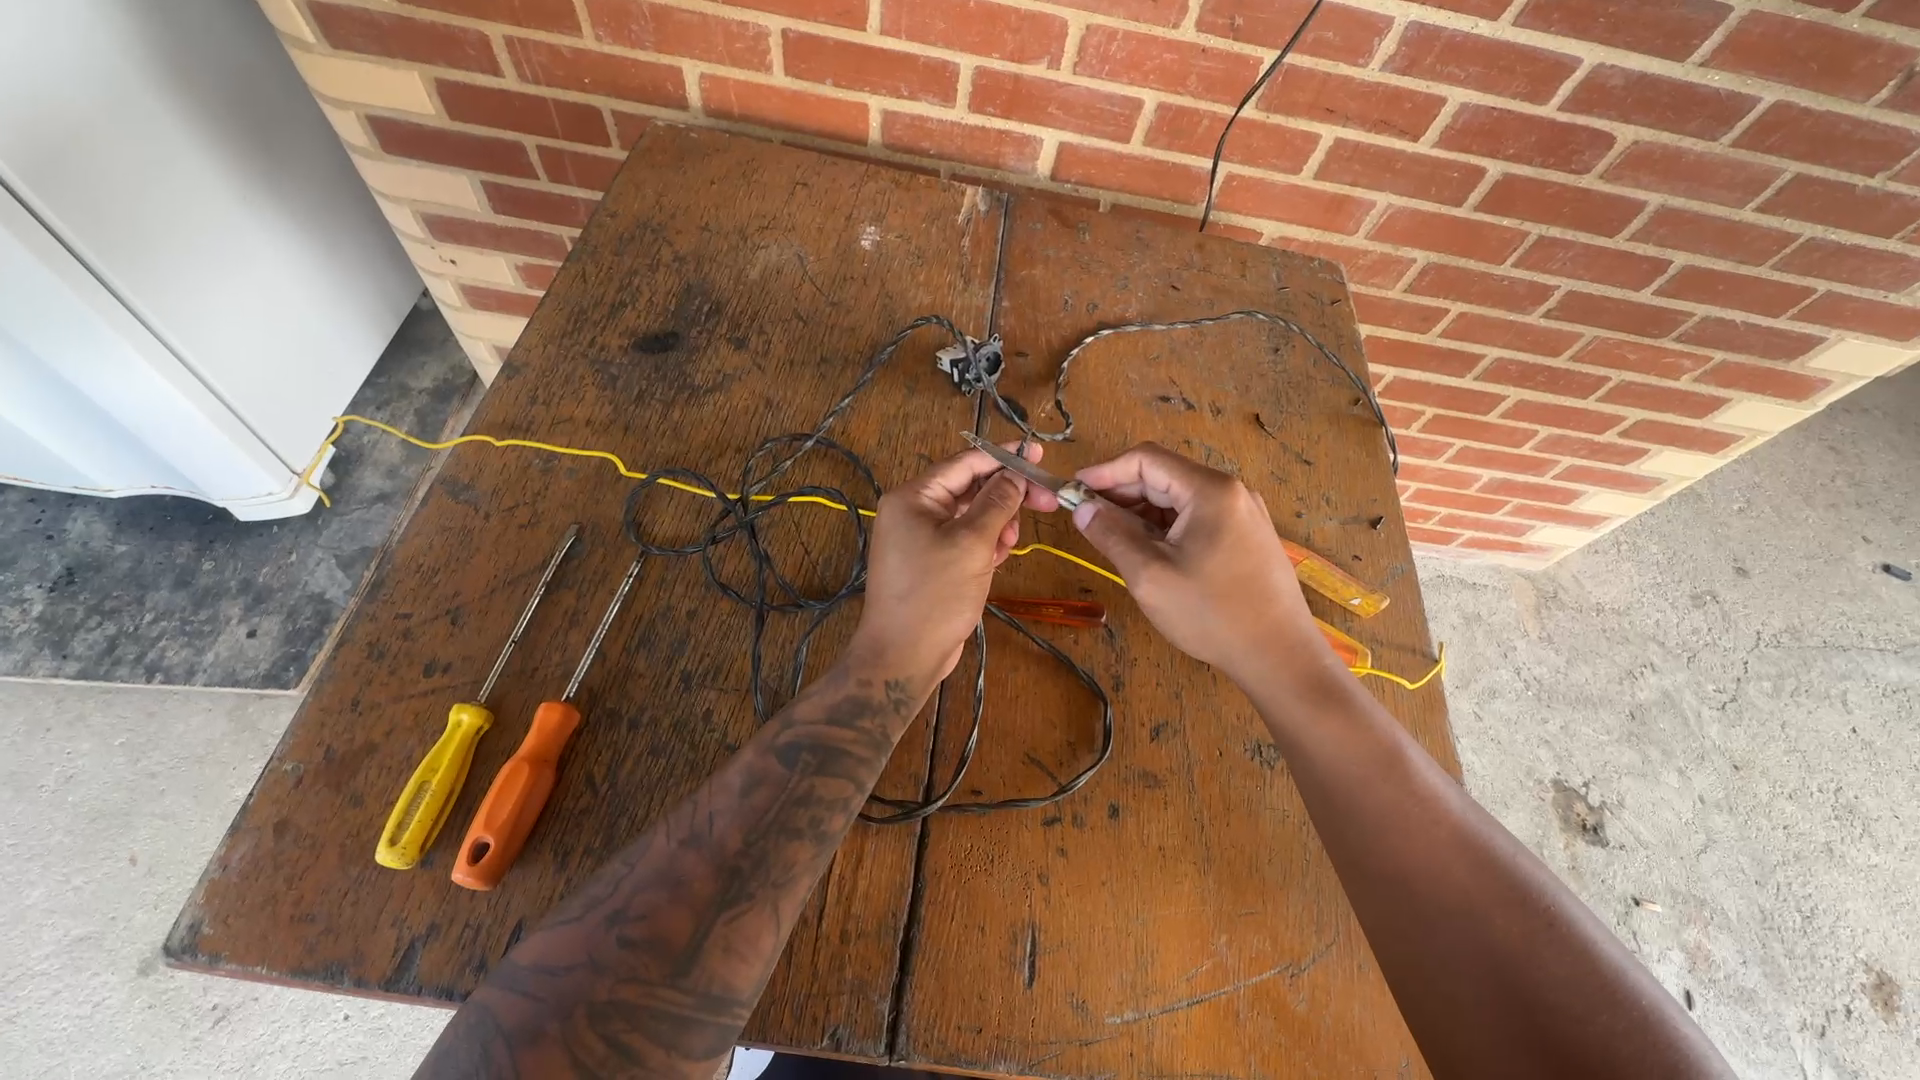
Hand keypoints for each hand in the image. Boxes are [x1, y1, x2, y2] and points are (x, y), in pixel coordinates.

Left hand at [851, 442, 1051, 687]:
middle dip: (1006, 497)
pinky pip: (964, 540)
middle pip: (969, 489)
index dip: (1004, 457)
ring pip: (971, 516)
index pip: (965, 464)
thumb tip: (1015, 474)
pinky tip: (998, 558)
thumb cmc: (935, 596)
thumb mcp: (972, 543)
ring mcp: (920, 539)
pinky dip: (985, 544)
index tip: (1039, 454)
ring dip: (997, 524)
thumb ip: (997, 503)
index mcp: (913, 497)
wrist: (903, 656)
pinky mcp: (931, 563)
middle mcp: (913, 512)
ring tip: (1009, 545)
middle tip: (1046, 503)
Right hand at [1070, 443, 1337, 685]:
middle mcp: (1230, 491)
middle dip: (1121, 494)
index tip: (1072, 490)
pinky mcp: (1247, 536)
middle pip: (1164, 476)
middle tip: (1086, 519)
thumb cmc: (1212, 614)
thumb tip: (1082, 508)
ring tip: (1112, 539)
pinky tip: (1147, 551)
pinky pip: (1196, 518)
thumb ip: (1111, 535)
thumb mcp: (1149, 575)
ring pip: (1179, 499)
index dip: (1104, 472)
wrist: (1280, 655)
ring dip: (1141, 513)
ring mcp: (1243, 513)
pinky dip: (1165, 527)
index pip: (1146, 459)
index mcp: (1209, 490)